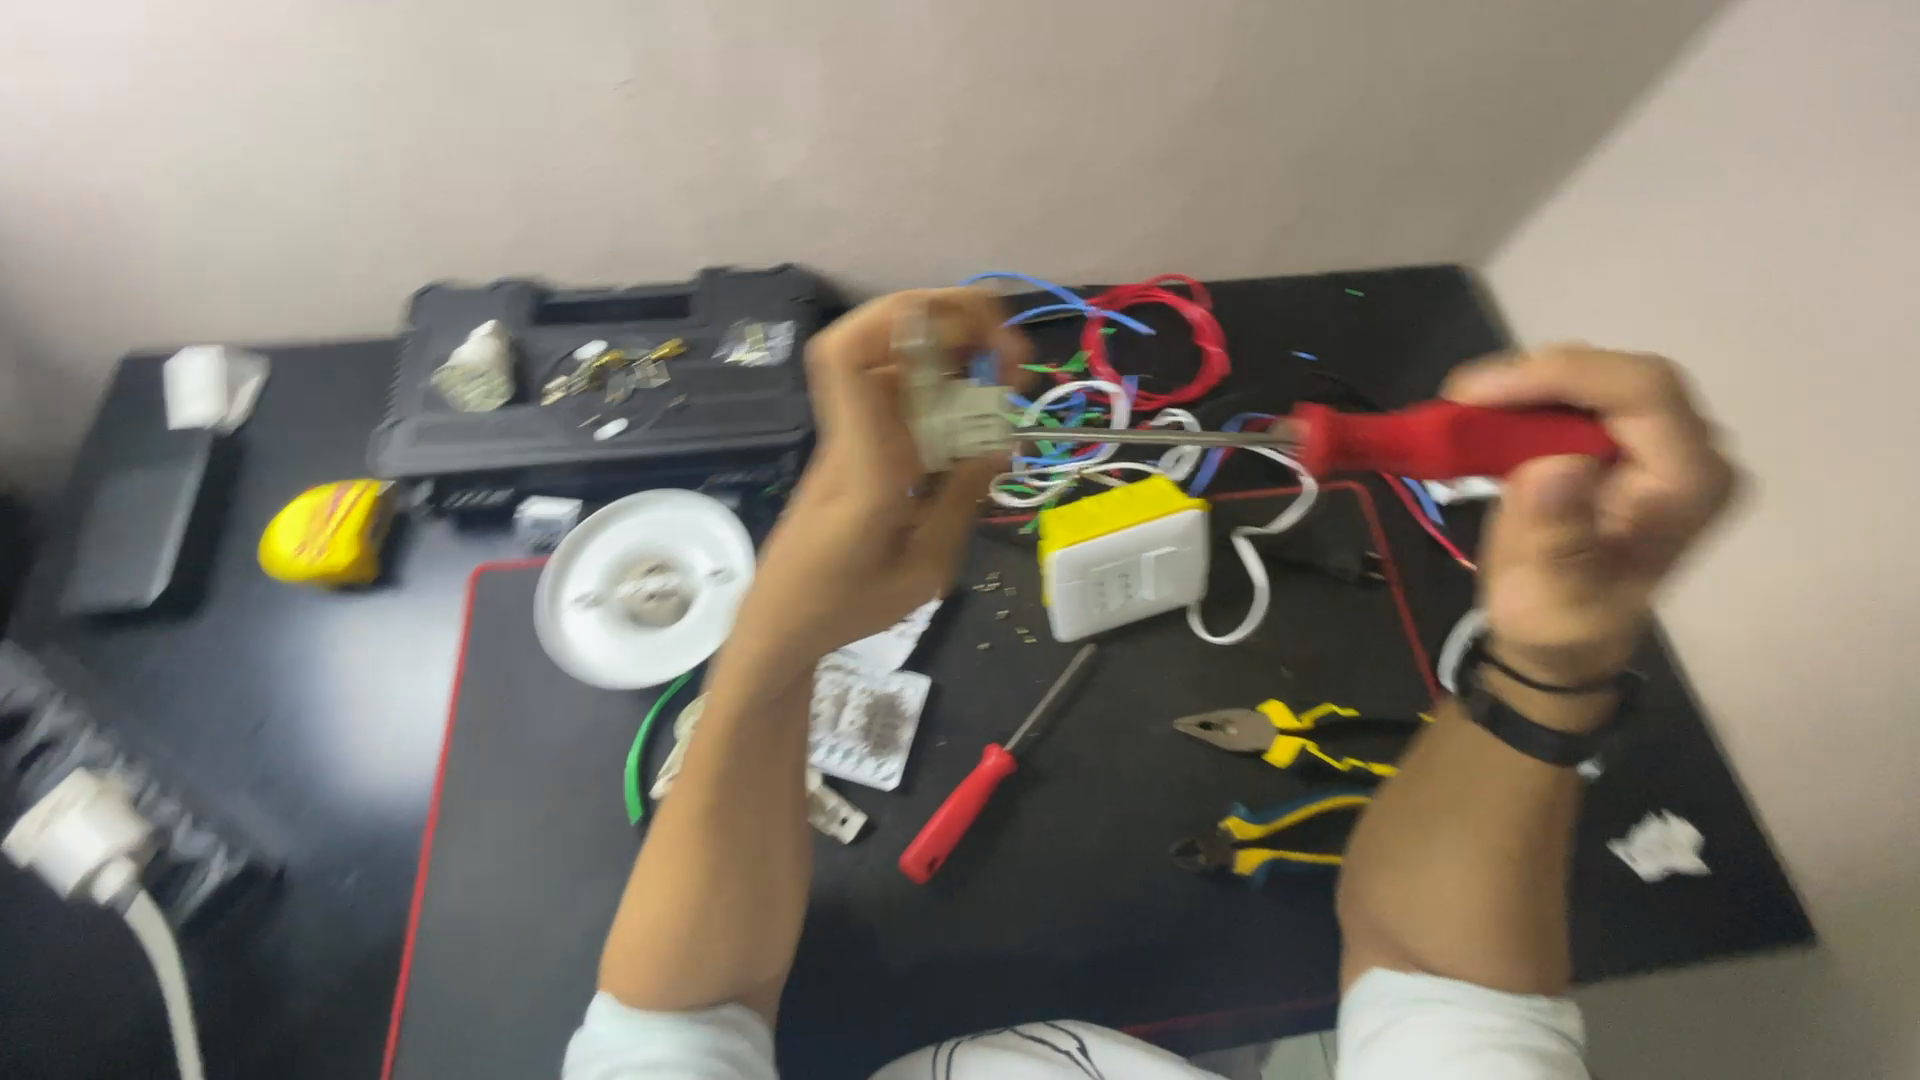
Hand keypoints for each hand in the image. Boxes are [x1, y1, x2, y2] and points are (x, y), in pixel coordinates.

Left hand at [711, 288, 1032, 692]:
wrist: (782, 622)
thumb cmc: (847, 605)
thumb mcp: (924, 570)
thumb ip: (961, 501)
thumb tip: (998, 441)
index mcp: (863, 462)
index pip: (849, 358)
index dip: (902, 315)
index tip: (971, 321)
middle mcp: (851, 435)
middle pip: (874, 342)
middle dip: (947, 323)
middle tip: (1009, 350)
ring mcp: (849, 439)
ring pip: (890, 366)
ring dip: (948, 353)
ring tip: (1004, 373)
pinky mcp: (856, 451)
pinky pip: (896, 401)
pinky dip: (939, 389)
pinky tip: (975, 408)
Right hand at [1443, 346, 1738, 690]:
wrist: (1557, 641)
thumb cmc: (1557, 623)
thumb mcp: (1553, 596)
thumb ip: (1560, 535)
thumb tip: (1556, 466)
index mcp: (1689, 484)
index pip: (1644, 393)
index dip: (1560, 377)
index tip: (1476, 394)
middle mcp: (1687, 452)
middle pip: (1621, 375)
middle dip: (1536, 375)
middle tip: (1459, 399)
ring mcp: (1654, 446)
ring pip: (1595, 377)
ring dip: (1523, 384)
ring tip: (1461, 409)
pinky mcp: (1616, 445)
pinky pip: (1574, 397)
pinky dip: (1522, 398)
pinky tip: (1481, 416)